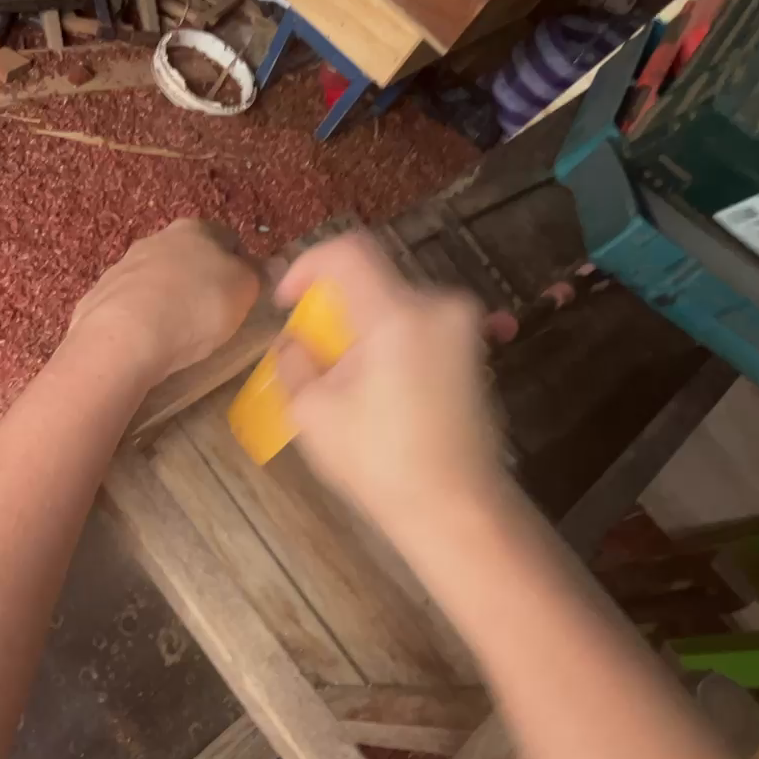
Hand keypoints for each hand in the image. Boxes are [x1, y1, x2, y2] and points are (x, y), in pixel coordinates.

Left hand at [69, 218, 260, 382]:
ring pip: (153, 281)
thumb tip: (272, 263)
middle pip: (185, 258)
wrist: (123, 338)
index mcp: (193, 229)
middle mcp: (153, 240)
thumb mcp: (244, 290)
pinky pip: (127, 307)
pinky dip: (138, 320)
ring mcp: (120, 269)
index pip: (226, 238)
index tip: (243, 292)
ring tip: (176, 335)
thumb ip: (259, 273)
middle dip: (198, 281)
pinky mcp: (97, 299)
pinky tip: (144, 344)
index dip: (239, 263)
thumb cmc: (195, 307)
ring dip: (165, 300)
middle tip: (211, 314)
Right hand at [273, 232, 506, 523]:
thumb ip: (293, 360)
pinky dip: (385, 340)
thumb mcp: (312, 412)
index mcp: (396, 315)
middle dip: (331, 307)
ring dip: (358, 326)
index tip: (286, 303)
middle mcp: (437, 306)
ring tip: (339, 375)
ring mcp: (462, 327)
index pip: (347, 251)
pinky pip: (415, 324)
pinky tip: (373, 387)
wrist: (456, 506)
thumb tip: (294, 340)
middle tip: (310, 349)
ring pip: (392, 303)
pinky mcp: (471, 350)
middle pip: (371, 279)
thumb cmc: (377, 460)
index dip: (306, 266)